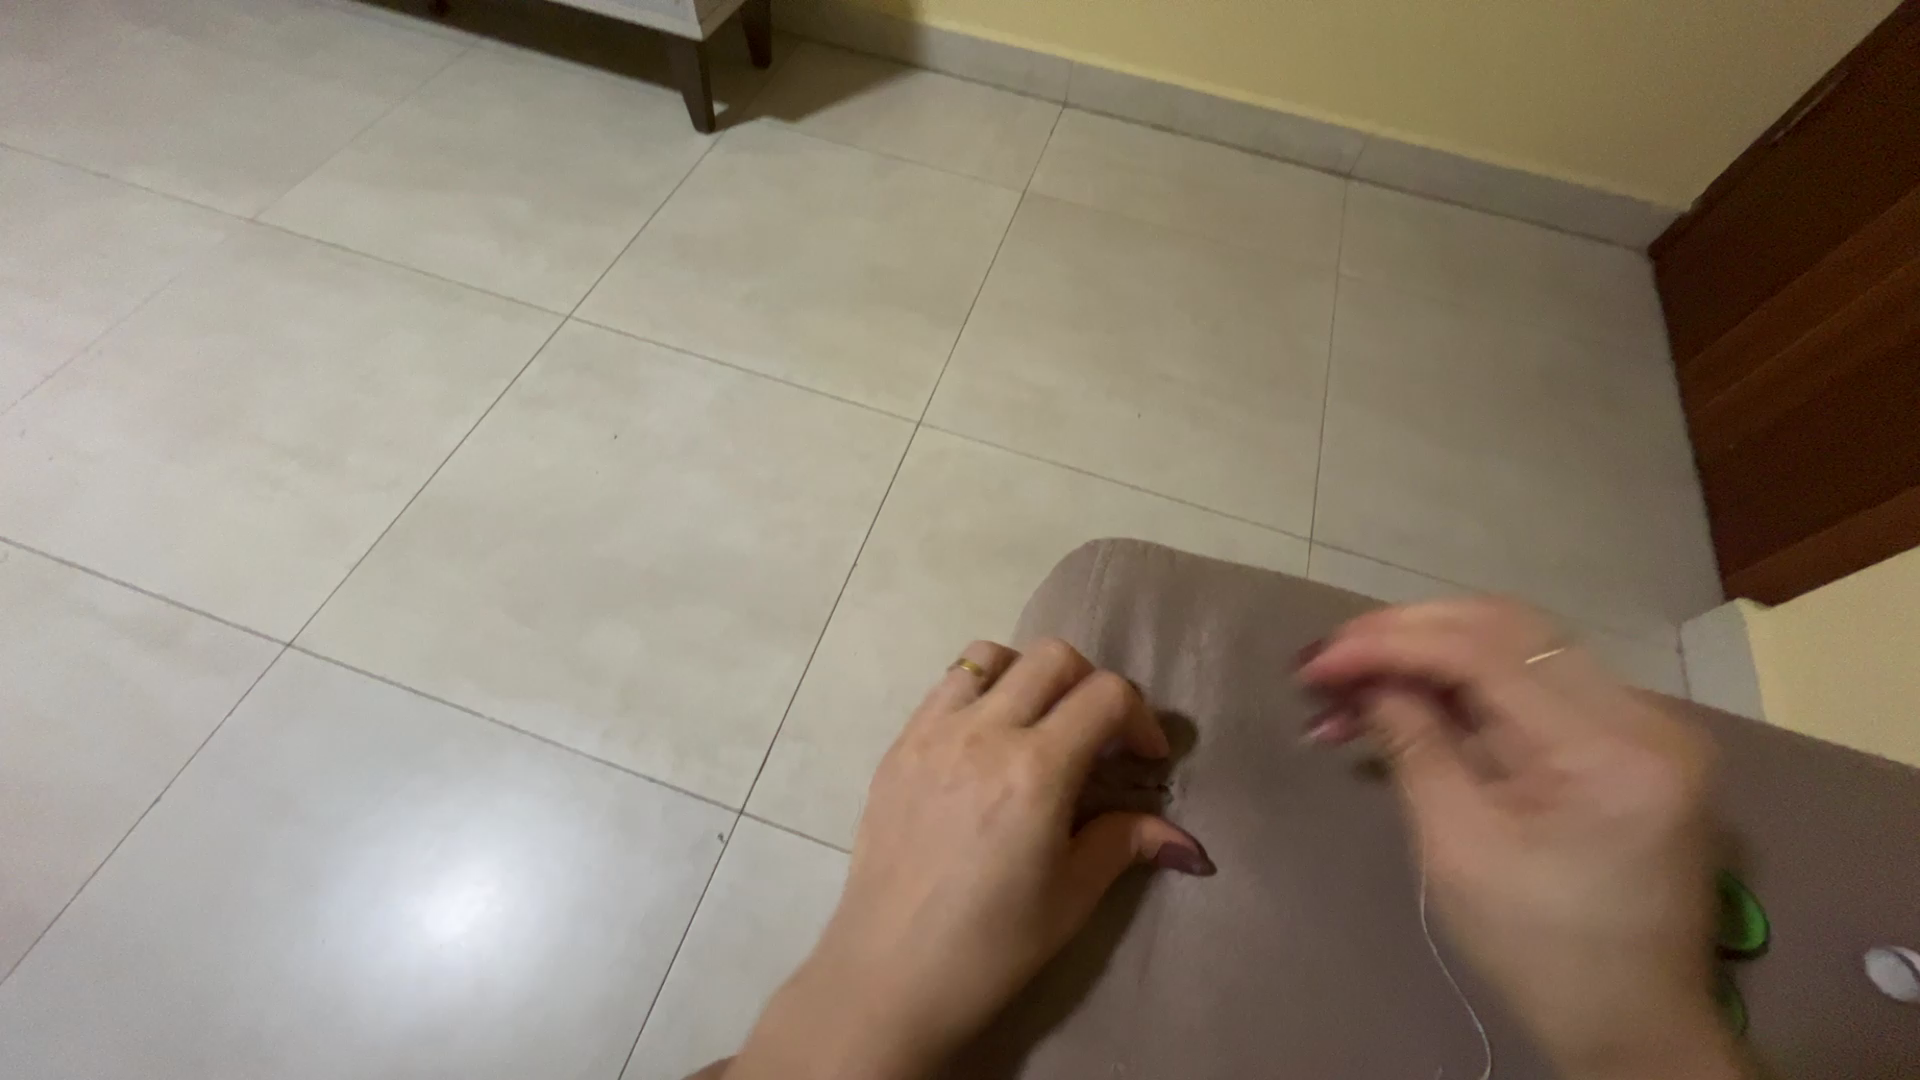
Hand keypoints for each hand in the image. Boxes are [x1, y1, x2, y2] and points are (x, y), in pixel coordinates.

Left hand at [726, 639, 1211, 1079]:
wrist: (890, 972)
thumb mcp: (1072, 897)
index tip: (1144, 757)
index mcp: (1035, 769)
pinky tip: (984, 739)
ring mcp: (933, 731)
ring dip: (1028, 675)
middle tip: (1095, 734)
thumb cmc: (991, 945)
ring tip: (1036, 723)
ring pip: (991, 654)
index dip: (1140, 717)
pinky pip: (946, 685)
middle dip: (1091, 683)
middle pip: (1053, 656)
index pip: (1106, 694)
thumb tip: (1187, 841)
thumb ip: (1127, 843)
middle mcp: (984, 731)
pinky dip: (979, 690)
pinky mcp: (899, 743)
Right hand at [1298, 598, 1742, 1079]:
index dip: (1386, 644)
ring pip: (1508, 642)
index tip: (1314, 665)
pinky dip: (1449, 680)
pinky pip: (1520, 679)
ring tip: (1347, 688)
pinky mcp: (1614, 736)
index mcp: (1608, 752)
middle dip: (1399, 634)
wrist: (1628, 1024)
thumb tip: (1359, 677)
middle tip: (1327, 661)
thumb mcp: (1454, 841)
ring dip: (1418, 652)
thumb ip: (1410, 740)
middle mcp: (1640, 717)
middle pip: (1501, 627)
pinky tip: (1395, 703)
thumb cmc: (1534, 946)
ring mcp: (1635, 723)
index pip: (1482, 654)